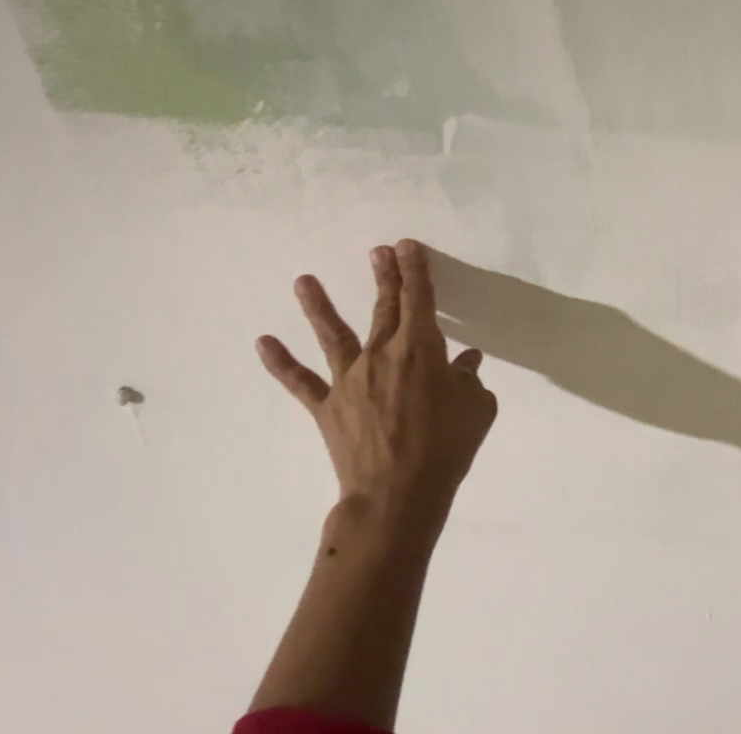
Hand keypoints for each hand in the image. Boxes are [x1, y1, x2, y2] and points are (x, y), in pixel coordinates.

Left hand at [257, 239, 497, 542]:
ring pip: (332, 334)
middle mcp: (382, 354)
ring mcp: (349, 379)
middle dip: (384, 276)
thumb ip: (469, 379)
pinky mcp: (327, 406)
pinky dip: (280, 362)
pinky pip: (300, 381)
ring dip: (319, 305)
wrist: (398, 494)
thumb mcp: (477, 408)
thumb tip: (465, 362)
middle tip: (379, 251)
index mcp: (421, 350)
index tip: (408, 247)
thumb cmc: (447, 447)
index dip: (415, 271)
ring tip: (303, 279)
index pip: (420, 299)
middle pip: (383, 307)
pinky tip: (263, 342)